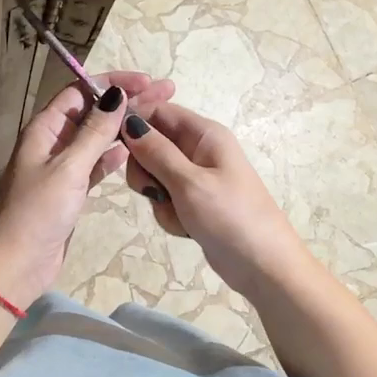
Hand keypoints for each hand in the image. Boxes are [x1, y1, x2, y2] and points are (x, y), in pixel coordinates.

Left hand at [0, 72, 175, 305]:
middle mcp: (52, 142)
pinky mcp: (70, 191)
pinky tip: (133, 152)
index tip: (146, 82)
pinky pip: (95, 164)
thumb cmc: (37, 212)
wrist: (16, 263)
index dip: (112, 82)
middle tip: (166, 94)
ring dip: (123, 127)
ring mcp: (62, 167)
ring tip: (158, 119)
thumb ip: (94, 132)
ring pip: (96, 138)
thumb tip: (116, 94)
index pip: (80, 91)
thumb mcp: (68, 168)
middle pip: (93, 111)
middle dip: (126, 101)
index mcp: (44, 129)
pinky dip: (113, 156)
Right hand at [119, 102, 308, 297]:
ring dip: (158, 198)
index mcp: (204, 134)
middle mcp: (199, 150)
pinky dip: (169, 214)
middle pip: (151, 145)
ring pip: (154, 176)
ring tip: (179, 215)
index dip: (134, 121)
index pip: (158, 110)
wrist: (262, 265)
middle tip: (154, 191)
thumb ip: (156, 152)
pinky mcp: (193, 203)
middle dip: (146, 170)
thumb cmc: (230, 217)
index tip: (113, 144)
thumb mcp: (189, 182)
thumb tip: (127, 121)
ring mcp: (196, 178)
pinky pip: (166, 199)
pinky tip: (186, 229)